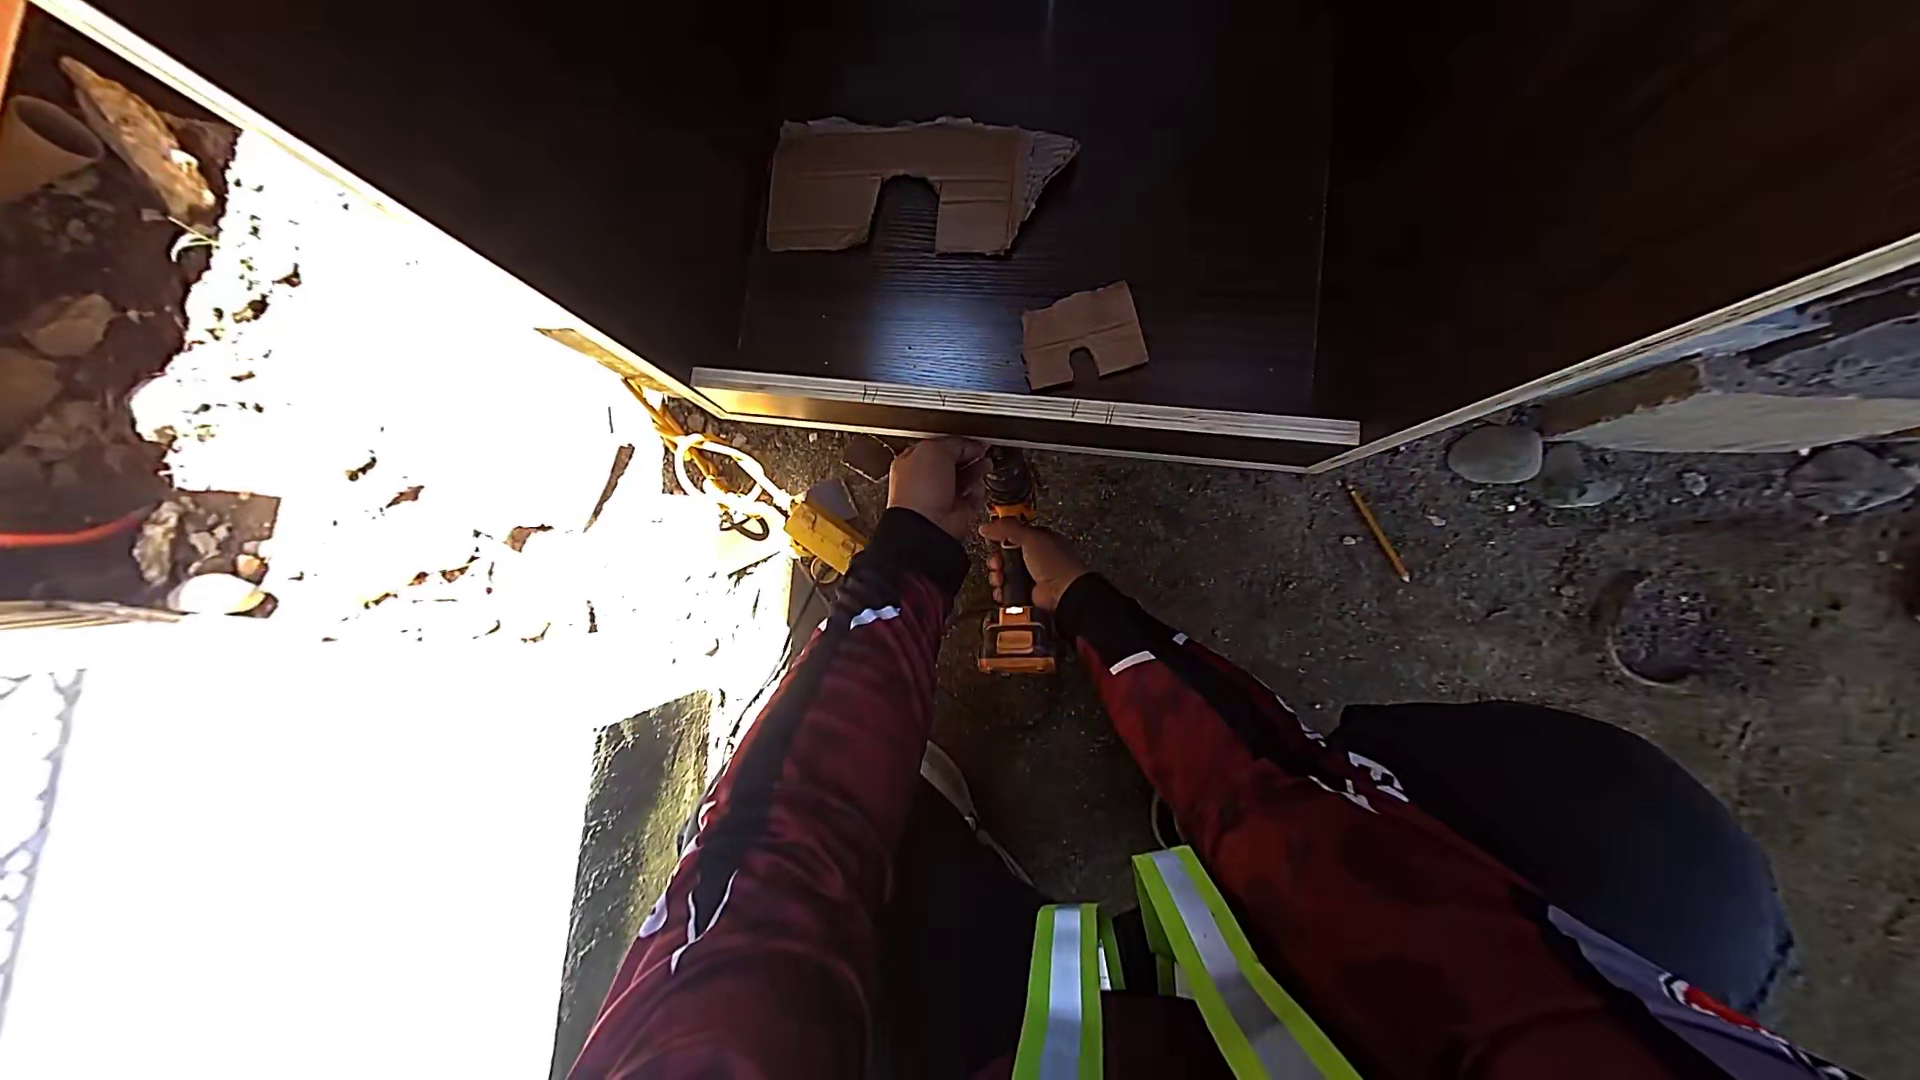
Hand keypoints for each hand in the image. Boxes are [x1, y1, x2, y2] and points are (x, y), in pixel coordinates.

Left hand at [888, 437, 989, 540]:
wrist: (928, 525)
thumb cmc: (919, 491)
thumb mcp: (934, 451)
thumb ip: (954, 443)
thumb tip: (971, 446)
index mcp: (913, 463)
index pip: (939, 446)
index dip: (956, 442)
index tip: (971, 440)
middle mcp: (927, 481)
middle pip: (954, 462)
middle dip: (970, 456)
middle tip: (980, 452)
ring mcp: (943, 496)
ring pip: (966, 478)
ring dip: (977, 470)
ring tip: (985, 464)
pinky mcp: (958, 511)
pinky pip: (974, 496)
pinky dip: (978, 491)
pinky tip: (977, 486)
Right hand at [979, 519, 1088, 610]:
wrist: (1062, 591)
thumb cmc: (1054, 562)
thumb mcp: (1030, 537)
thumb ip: (1007, 528)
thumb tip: (986, 526)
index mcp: (1038, 539)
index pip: (1013, 534)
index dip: (1000, 536)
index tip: (991, 539)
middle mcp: (1034, 557)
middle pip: (1005, 555)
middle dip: (996, 559)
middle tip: (997, 562)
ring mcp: (1030, 576)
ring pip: (1004, 573)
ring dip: (997, 575)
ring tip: (1000, 578)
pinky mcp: (1026, 592)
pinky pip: (1007, 590)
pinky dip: (1002, 591)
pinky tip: (1002, 589)